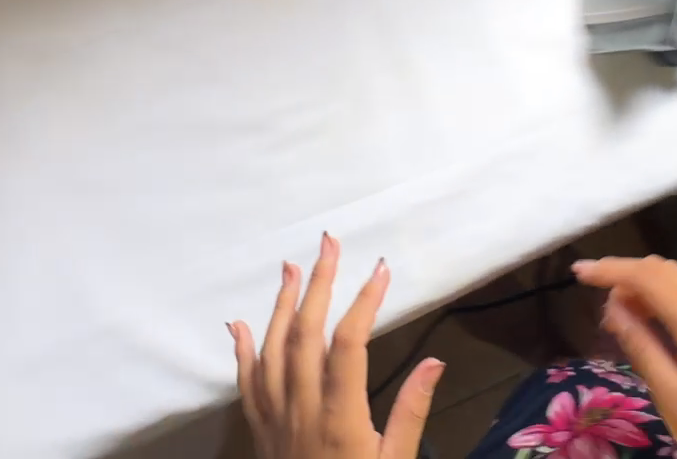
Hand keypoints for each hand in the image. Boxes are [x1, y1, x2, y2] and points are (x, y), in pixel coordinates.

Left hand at [230, 234, 446, 458]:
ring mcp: (274, 421)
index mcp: (339, 419)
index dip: (364, 302)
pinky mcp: (259, 433)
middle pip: (305, 334)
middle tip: (330, 242)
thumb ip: (411, 414)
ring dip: (281, 304)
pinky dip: (242, 351)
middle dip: (319, 283)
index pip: (349, 344)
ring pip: (272, 350)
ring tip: (292, 266)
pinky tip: (240, 323)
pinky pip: (246, 385)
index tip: (382, 269)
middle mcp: (301, 411)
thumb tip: (435, 362)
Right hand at [573, 256, 676, 458]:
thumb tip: (612, 308)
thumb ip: (641, 348)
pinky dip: (660, 289)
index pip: (649, 278)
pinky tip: (646, 314)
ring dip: (642, 280)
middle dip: (623, 273)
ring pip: (674, 273)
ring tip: (618, 312)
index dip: (611, 270)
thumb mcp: (673, 399)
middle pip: (661, 268)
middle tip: (596, 301)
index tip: (579, 271)